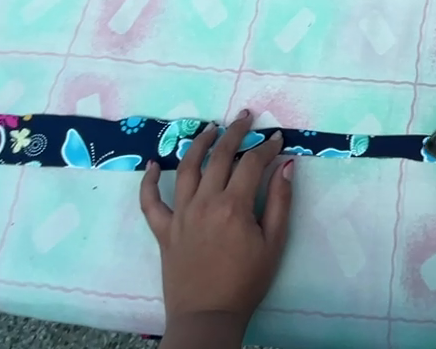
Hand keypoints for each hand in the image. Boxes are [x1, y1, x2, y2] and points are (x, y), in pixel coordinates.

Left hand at [139, 110, 294, 346]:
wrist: (207, 319)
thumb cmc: (246, 283)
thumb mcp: (274, 243)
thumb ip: (281, 201)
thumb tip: (286, 164)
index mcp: (234, 206)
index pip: (252, 162)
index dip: (267, 146)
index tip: (277, 138)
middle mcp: (205, 203)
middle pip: (220, 156)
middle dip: (236, 132)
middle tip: (247, 117)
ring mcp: (181, 215)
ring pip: (186, 168)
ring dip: (199, 143)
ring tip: (211, 128)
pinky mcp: (163, 231)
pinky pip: (150, 202)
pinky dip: (149, 182)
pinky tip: (154, 164)